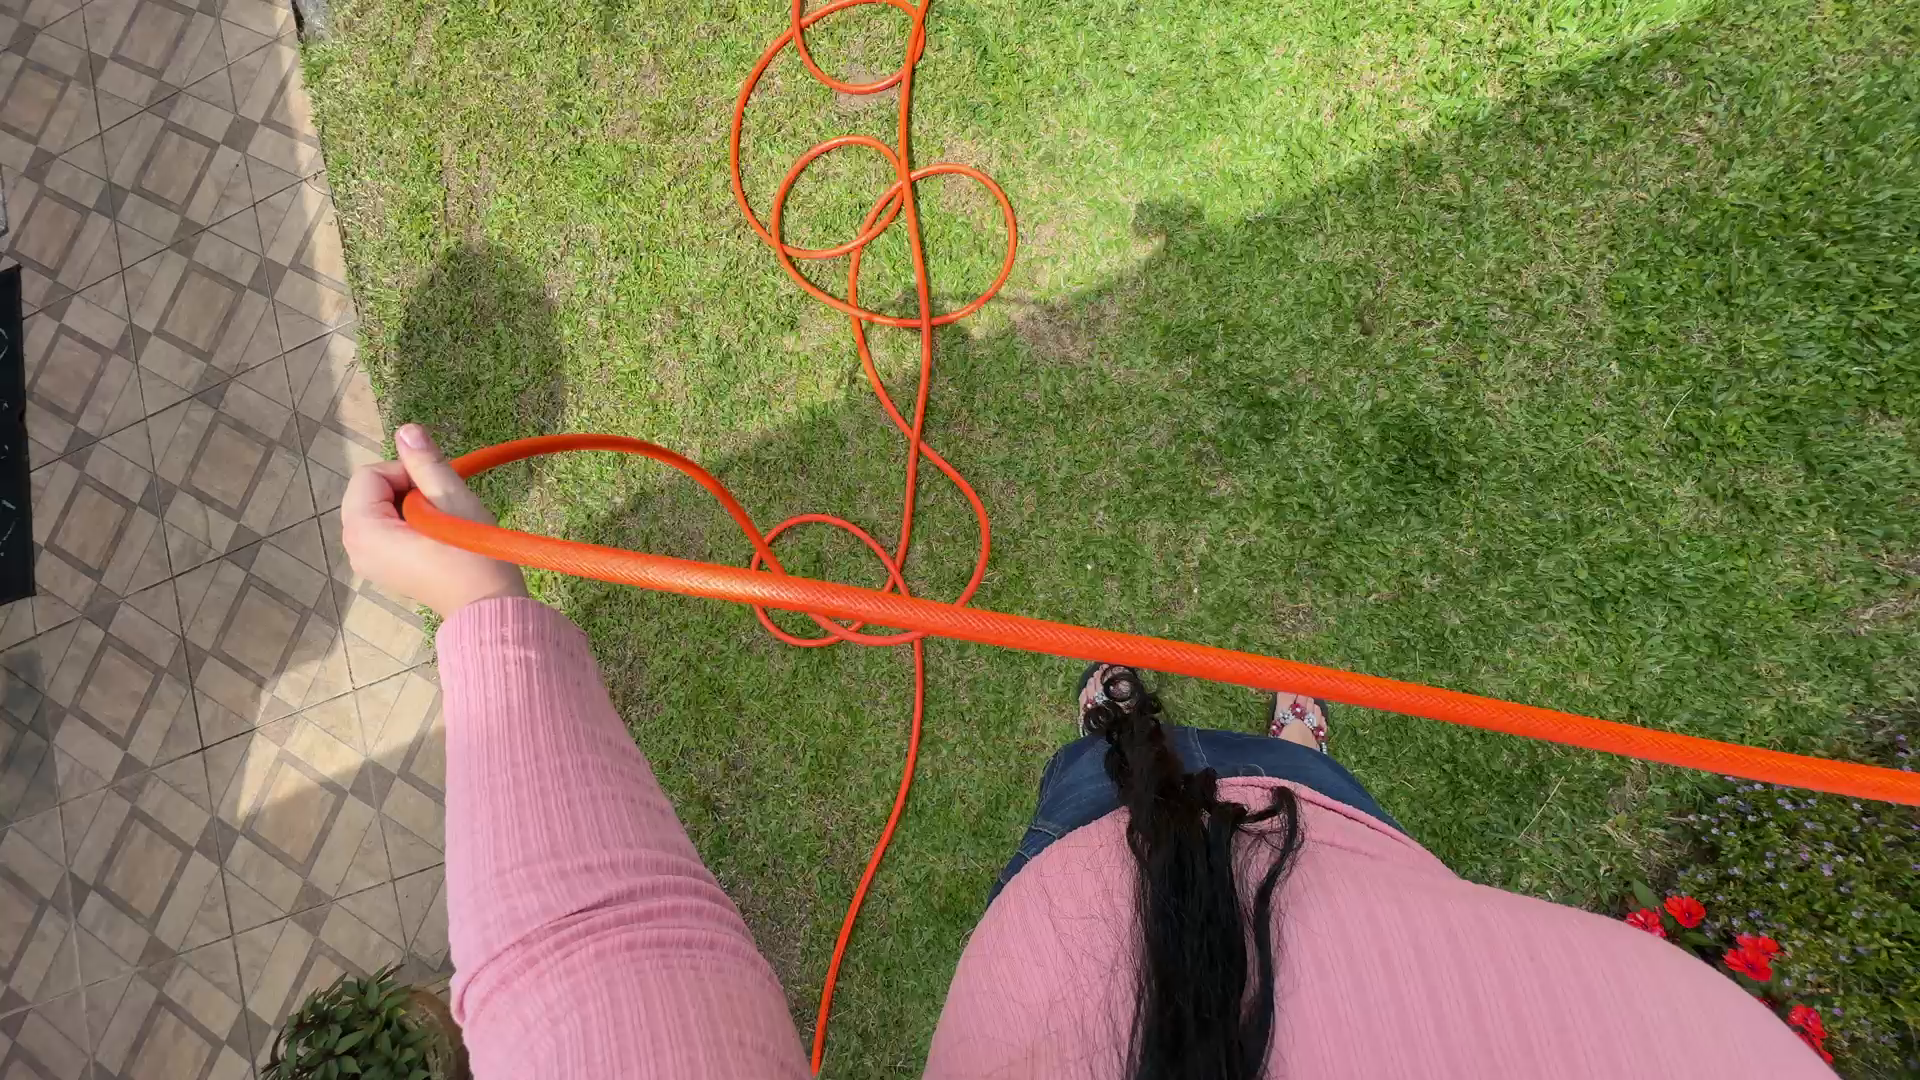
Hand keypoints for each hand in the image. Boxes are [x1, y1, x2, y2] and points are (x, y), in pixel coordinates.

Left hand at [341, 423, 528, 618]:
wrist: (491, 609)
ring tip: (447, 523)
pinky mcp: (386, 571)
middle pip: (373, 493)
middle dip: (409, 490)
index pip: (371, 475)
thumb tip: (406, 428)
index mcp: (363, 529)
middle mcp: (355, 547)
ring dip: (414, 507)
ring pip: (383, 512)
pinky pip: (389, 532)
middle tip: (447, 507)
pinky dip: (413, 525)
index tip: (442, 490)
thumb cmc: (475, 555)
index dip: (408, 472)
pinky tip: (441, 538)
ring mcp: (369, 562)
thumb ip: (427, 464)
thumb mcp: (454, 503)